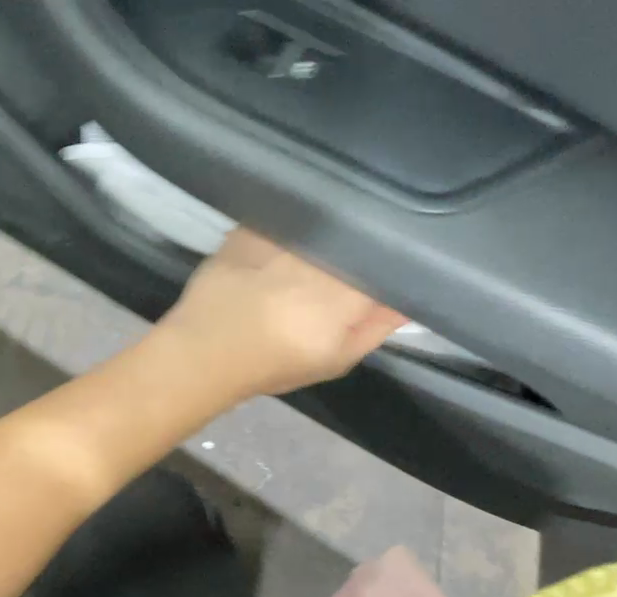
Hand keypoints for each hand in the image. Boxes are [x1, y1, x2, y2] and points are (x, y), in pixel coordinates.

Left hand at [155, 228, 407, 397]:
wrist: (203, 352)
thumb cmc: (272, 364)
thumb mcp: (335, 360)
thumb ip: (378, 325)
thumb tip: (413, 295)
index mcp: (345, 290)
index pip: (391, 256)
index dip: (397, 257)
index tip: (397, 265)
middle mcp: (320, 254)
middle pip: (361, 230)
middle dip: (367, 239)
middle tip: (357, 259)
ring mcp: (286, 232)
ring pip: (329, 217)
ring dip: (335, 227)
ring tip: (330, 243)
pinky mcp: (257, 221)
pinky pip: (292, 211)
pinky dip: (301, 221)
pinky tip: (298, 232)